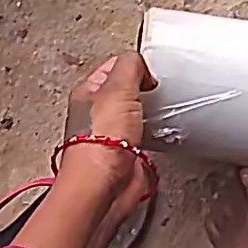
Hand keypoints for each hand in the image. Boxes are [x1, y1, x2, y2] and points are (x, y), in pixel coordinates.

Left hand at [13, 54, 155, 247]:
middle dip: (143, 88)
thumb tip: (140, 65)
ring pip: (135, 114)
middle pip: (124, 91)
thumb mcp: (118, 86)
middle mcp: (97, 115)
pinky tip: (160, 131)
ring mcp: (112, 136)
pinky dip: (154, 132)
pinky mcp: (127, 155)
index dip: (133, 64)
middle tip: (156, 87)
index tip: (150, 68)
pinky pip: (144, 137)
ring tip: (159, 108)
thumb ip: (130, 66)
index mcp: (87, 93)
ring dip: (149, 111)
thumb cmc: (100, 141)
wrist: (105, 183)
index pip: (112, 67)